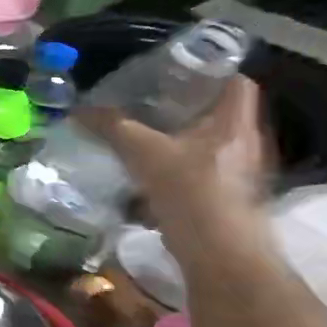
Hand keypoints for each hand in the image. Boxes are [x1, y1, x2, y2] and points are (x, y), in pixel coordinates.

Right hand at [76, 76, 270, 235]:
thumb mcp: (143, 152)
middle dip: (188, 105)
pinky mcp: (228, 198)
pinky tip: (152, 169)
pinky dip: (181, 165)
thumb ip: (113, 126)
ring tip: (147, 131)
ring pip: (211, 142)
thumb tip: (80, 109)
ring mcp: (241, 173)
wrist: (220, 257)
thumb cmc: (192, 192)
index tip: (177, 69)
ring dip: (182, 137)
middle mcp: (246, 144)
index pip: (237, 82)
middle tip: (152, 98)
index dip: (212, 70)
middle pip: (222, 112)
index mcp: (235, 123)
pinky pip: (204, 169)